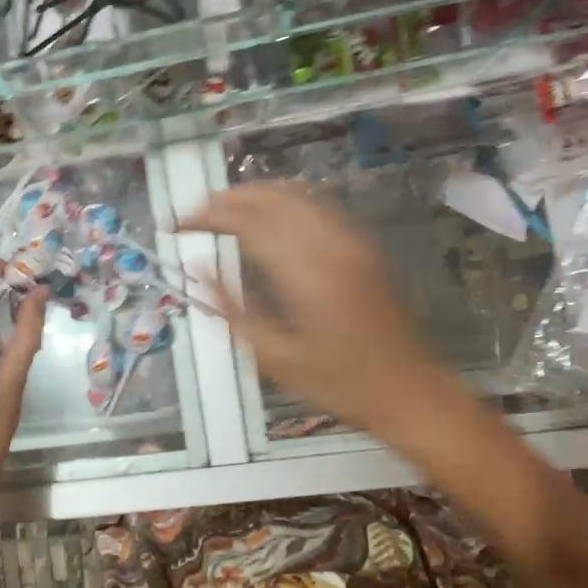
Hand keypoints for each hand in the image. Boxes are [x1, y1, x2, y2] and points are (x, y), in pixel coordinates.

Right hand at [183, 181, 460, 440]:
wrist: (412, 393)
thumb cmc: (341, 385)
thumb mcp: (275, 358)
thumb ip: (232, 309)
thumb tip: (197, 271)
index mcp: (306, 272)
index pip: (246, 222)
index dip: (205, 216)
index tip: (175, 225)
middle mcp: (331, 243)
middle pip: (271, 196)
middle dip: (226, 198)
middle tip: (193, 212)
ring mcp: (352, 241)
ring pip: (296, 194)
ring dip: (254, 194)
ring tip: (221, 210)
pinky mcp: (364, 247)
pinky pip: (316, 206)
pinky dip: (283, 202)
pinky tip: (266, 218)